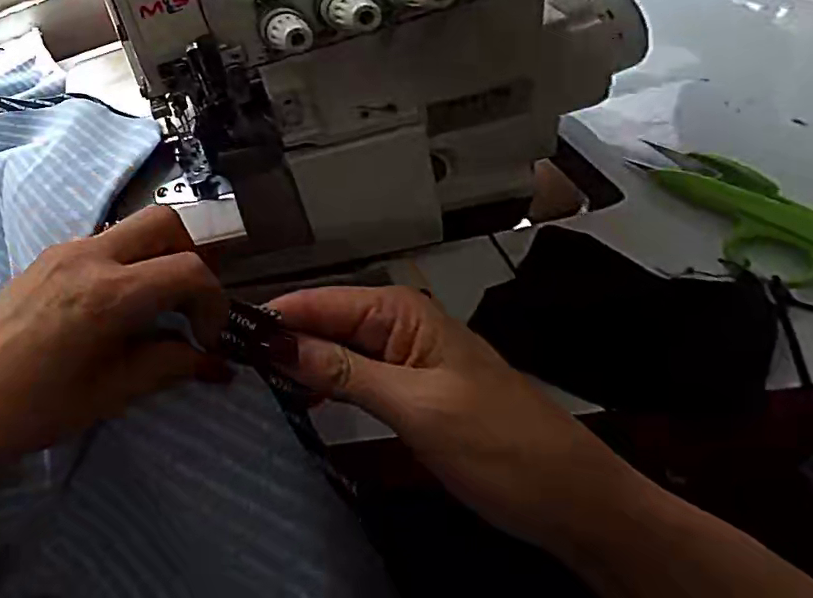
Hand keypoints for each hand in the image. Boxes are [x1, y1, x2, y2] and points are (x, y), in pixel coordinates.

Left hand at [0, 206, 230, 542]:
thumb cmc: (37, 404)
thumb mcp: (111, 392)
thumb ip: (168, 365)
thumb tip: (214, 361)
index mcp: (109, 290)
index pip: (188, 268)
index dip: (214, 302)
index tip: (207, 338)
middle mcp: (87, 255)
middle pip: (162, 221)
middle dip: (191, 255)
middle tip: (187, 308)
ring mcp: (61, 251)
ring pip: (128, 230)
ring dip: (154, 259)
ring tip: (151, 315)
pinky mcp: (43, 258)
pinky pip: (98, 244)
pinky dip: (123, 264)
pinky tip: (112, 311)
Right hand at [268, 286, 648, 553]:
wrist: (588, 511)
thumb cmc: (507, 448)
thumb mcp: (416, 407)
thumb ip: (339, 370)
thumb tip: (271, 343)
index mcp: (398, 310)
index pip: (313, 302)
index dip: (270, 318)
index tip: (224, 338)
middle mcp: (393, 322)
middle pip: (316, 322)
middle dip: (278, 341)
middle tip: (233, 366)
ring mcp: (398, 354)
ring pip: (327, 348)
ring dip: (295, 364)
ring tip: (256, 383)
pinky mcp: (402, 385)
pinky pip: (345, 372)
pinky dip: (320, 383)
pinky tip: (298, 398)